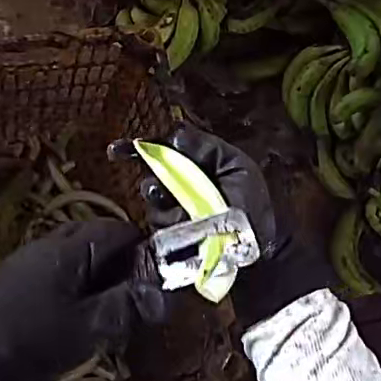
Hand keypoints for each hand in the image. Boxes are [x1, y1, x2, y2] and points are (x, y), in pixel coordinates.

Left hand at [0, 220, 161, 380]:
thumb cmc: (34, 345)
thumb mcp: (89, 329)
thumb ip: (127, 306)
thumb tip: (162, 294)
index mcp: (69, 249)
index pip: (118, 230)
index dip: (141, 249)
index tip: (151, 277)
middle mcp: (46, 244)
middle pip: (94, 235)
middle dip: (119, 257)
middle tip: (132, 290)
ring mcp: (25, 258)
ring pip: (73, 250)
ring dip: (94, 268)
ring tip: (105, 301)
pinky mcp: (11, 277)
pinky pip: (53, 265)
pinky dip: (72, 278)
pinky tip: (72, 309)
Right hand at [123, 125, 333, 326]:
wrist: (263, 246)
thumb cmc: (252, 203)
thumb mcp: (236, 166)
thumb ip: (205, 147)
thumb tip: (173, 134)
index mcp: (193, 165)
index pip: (159, 152)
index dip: (137, 149)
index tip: (118, 151)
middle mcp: (178, 188)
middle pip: (151, 178)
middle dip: (151, 181)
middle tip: (157, 189)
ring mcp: (174, 214)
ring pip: (154, 204)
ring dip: (163, 206)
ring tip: (184, 214)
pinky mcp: (173, 239)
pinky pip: (161, 229)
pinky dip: (171, 227)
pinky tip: (188, 230)